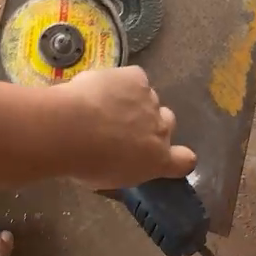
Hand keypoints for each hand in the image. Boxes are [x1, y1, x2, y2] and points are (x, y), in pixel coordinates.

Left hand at [52, 65, 196, 188]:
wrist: (70, 128)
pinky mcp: (137, 76)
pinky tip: (104, 87)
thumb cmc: (84, 162)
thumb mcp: (108, 179)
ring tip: (105, 104)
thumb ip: (126, 168)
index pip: (185, 160)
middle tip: (124, 126)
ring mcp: (150, 100)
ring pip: (148, 98)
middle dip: (150, 124)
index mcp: (157, 160)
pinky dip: (122, 82)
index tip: (163, 154)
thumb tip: (122, 161)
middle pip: (167, 122)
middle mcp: (161, 128)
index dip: (178, 156)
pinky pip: (135, 78)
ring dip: (133, 102)